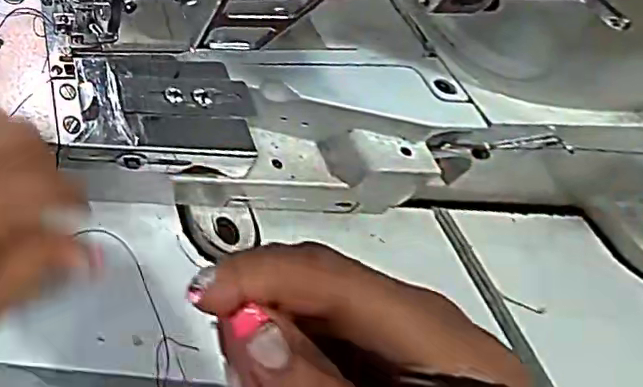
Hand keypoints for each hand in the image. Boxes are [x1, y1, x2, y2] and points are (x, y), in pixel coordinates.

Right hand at [188, 243, 530, 386]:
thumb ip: (319, 376)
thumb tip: (252, 324)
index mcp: (438, 328)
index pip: (320, 267)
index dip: (251, 272)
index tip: (204, 293)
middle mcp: (429, 322)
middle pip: (314, 278)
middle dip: (257, 299)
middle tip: (221, 330)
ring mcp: (420, 341)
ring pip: (319, 304)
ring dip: (272, 324)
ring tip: (248, 357)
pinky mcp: (409, 365)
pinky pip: (336, 333)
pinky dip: (298, 345)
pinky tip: (284, 367)